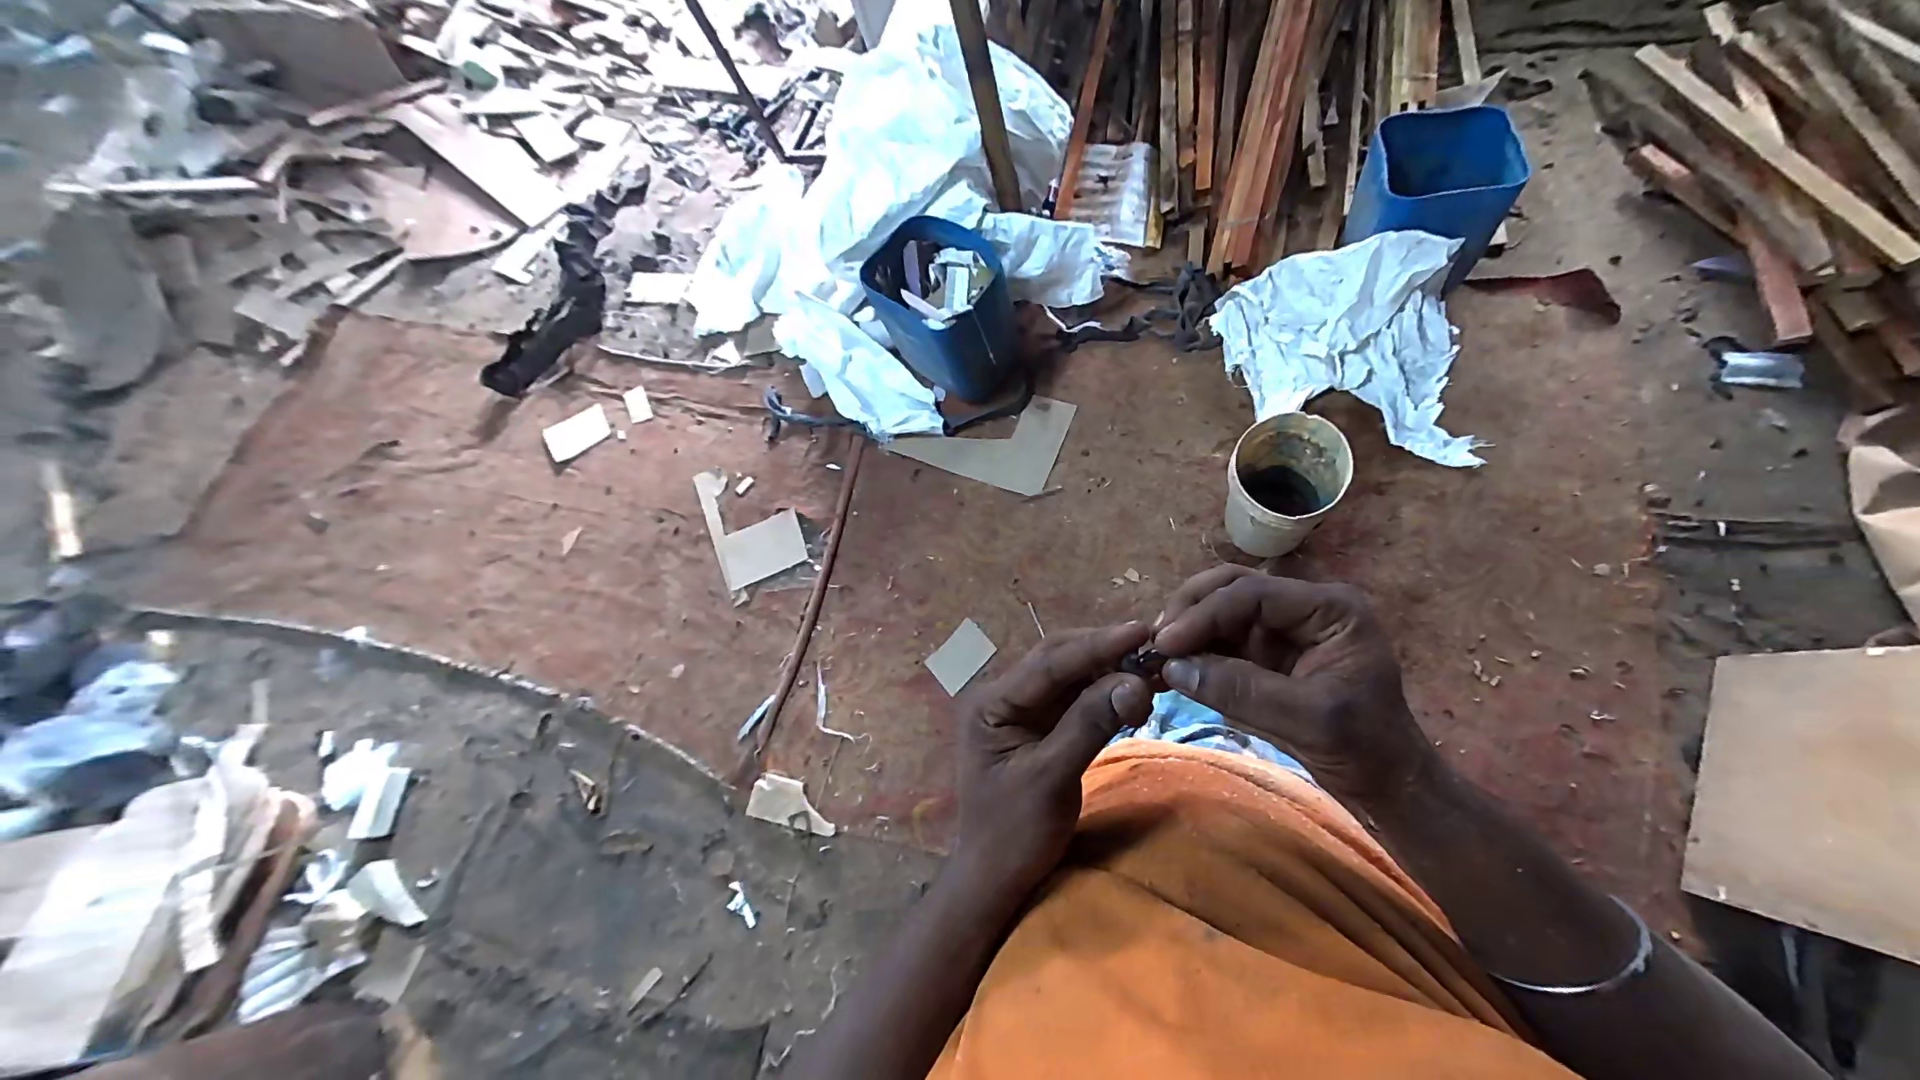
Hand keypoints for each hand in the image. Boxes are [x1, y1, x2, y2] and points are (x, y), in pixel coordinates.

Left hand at [952, 623, 1153, 897]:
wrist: (995, 876)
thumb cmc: (1013, 833)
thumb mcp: (1050, 779)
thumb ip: (1088, 725)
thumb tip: (1135, 683)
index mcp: (991, 703)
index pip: (1048, 664)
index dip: (1096, 646)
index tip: (1140, 633)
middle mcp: (1003, 696)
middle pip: (1058, 659)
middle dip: (1104, 651)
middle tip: (1154, 646)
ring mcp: (1022, 710)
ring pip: (1070, 675)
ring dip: (1109, 669)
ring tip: (1153, 665)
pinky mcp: (1041, 725)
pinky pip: (1076, 698)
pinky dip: (1105, 693)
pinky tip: (1136, 690)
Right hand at [1150, 566, 1436, 802]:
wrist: (1386, 784)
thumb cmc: (1363, 748)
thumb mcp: (1307, 719)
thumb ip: (1241, 689)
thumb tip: (1172, 668)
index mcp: (1329, 608)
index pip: (1252, 592)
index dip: (1204, 613)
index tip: (1166, 643)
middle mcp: (1303, 606)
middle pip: (1231, 586)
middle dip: (1190, 609)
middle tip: (1156, 641)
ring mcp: (1282, 627)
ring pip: (1220, 607)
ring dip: (1187, 625)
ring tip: (1157, 651)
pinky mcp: (1264, 651)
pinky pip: (1220, 636)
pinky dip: (1194, 646)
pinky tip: (1172, 663)